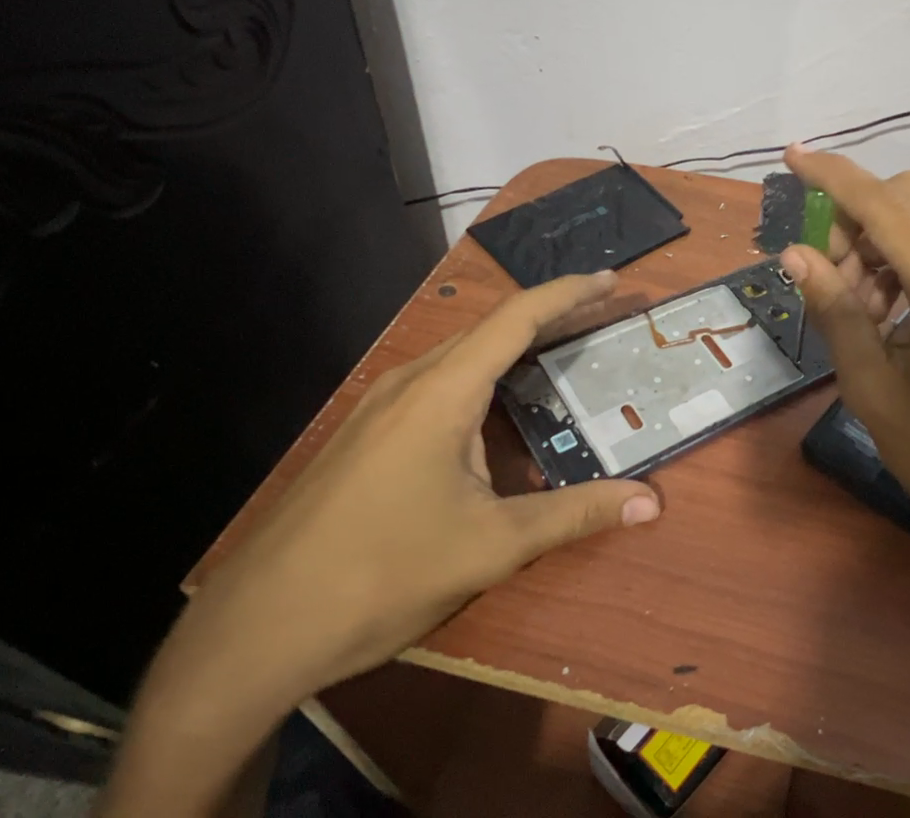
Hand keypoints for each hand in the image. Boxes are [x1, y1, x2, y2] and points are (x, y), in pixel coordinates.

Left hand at [172, 271, 661, 708]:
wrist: (258, 628)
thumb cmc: (382, 574)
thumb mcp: (492, 545)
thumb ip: (574, 514)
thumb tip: (650, 502)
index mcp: (440, 394)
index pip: (515, 320)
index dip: (568, 294)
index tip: (610, 280)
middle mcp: (408, 386)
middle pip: (489, 332)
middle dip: (550, 320)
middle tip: (604, 320)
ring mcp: (379, 412)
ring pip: (460, 362)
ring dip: (514, 353)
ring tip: (563, 358)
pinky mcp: (365, 440)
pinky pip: (438, 390)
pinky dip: (484, 385)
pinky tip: (499, 417)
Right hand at [778, 145, 909, 543]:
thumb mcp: (872, 388)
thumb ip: (836, 311)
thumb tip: (796, 253)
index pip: (880, 204)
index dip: (831, 176)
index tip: (791, 156)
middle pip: (906, 194)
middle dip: (853, 216)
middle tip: (828, 277)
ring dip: (876, 240)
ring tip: (855, 306)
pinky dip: (903, 257)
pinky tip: (885, 311)